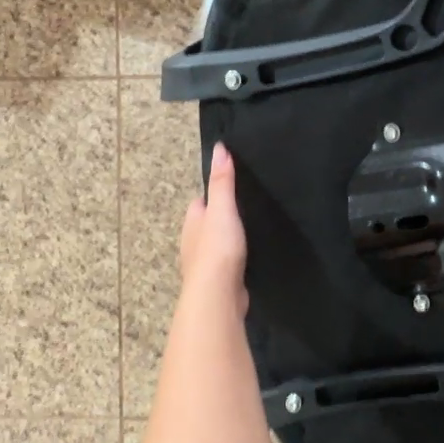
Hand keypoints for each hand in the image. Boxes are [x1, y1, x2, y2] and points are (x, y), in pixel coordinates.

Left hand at [178, 143, 248, 313]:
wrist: (218, 294)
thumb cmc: (217, 248)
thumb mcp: (223, 208)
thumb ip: (222, 181)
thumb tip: (219, 148)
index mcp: (192, 222)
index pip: (200, 202)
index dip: (214, 195)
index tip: (233, 189)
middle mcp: (193, 242)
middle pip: (207, 224)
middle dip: (221, 219)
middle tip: (247, 210)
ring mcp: (204, 264)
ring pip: (216, 245)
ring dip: (228, 240)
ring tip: (252, 232)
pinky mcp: (219, 281)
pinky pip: (227, 264)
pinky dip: (235, 259)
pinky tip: (250, 258)